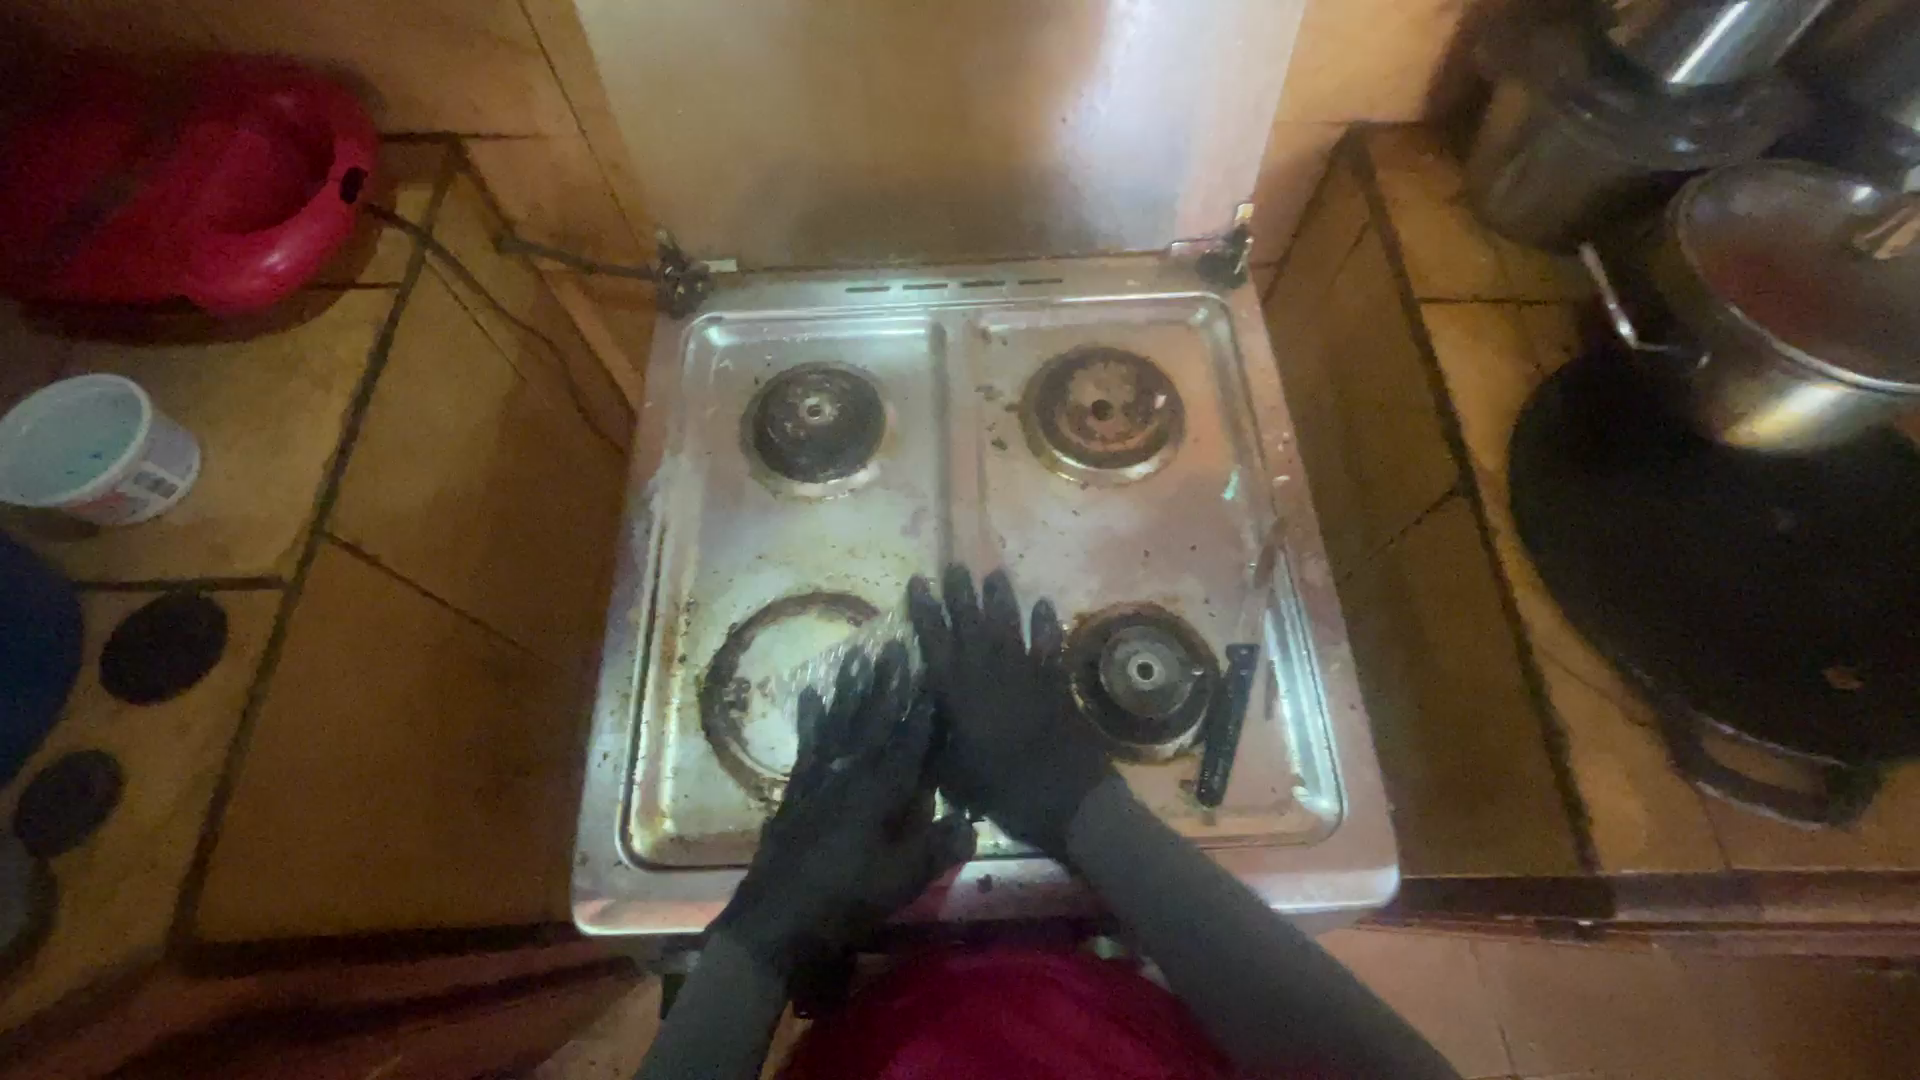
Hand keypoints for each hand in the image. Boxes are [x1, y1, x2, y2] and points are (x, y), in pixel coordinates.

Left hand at [712, 642, 973, 977]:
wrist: (777, 919)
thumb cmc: (847, 898)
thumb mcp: (903, 880)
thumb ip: (939, 847)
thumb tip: (973, 823)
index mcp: (883, 790)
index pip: (911, 740)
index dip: (925, 709)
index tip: (934, 674)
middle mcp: (852, 773)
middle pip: (874, 720)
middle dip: (888, 684)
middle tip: (896, 646)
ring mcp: (821, 778)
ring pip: (840, 723)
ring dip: (851, 690)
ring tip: (858, 656)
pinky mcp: (797, 789)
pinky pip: (808, 743)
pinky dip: (811, 717)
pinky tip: (810, 694)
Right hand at [909, 566, 1116, 858]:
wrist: (1063, 798)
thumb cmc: (999, 790)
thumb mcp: (950, 771)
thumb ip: (932, 737)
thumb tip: (920, 709)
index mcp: (958, 692)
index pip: (935, 639)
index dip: (925, 609)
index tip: (919, 581)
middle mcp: (988, 672)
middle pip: (971, 621)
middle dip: (960, 592)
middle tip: (954, 566)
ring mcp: (1025, 671)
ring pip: (1009, 624)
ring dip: (1001, 598)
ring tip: (994, 574)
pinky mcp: (1055, 679)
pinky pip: (1049, 642)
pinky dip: (1046, 622)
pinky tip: (1043, 604)